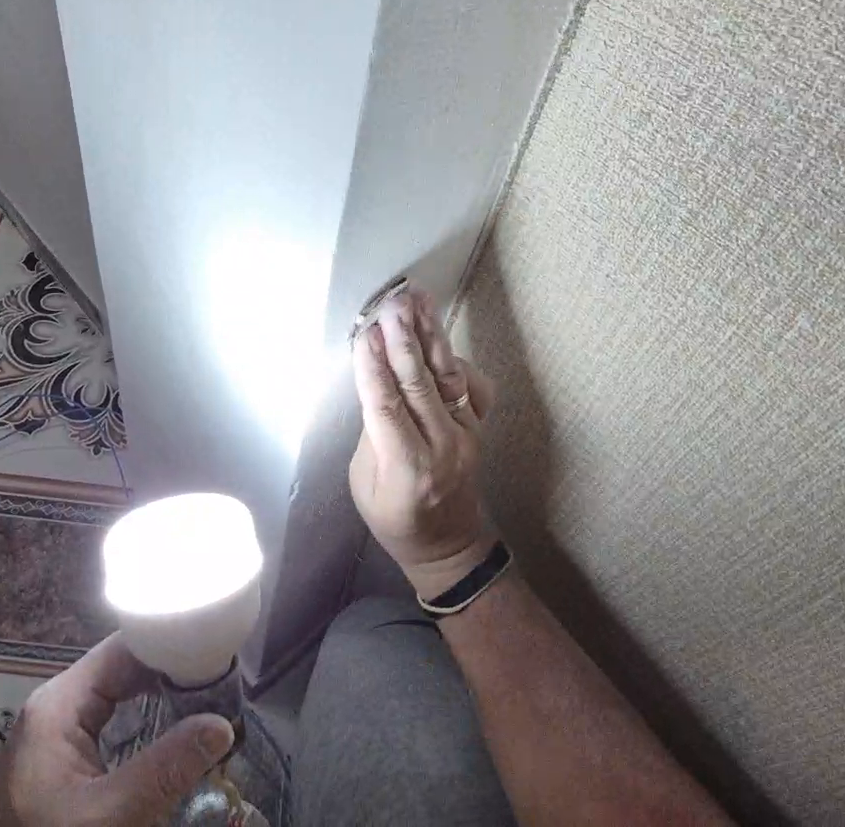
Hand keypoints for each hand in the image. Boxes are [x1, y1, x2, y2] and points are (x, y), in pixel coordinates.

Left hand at [0, 633, 234, 826]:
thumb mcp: (110, 816)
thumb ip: (165, 769)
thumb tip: (223, 725)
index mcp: (57, 704)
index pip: (122, 649)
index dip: (170, 643)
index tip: (215, 650)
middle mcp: (54, 706)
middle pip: (121, 667)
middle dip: (170, 668)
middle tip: (221, 675)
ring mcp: (54, 733)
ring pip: (117, 693)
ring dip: (160, 692)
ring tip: (208, 693)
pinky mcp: (60, 759)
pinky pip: (108, 719)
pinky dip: (143, 716)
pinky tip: (172, 724)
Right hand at [349, 287, 498, 597]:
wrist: (448, 543)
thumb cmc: (394, 519)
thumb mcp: (364, 484)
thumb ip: (372, 434)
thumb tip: (376, 383)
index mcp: (407, 468)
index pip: (386, 406)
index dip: (374, 366)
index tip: (364, 332)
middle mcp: (443, 446)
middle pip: (420, 383)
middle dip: (403, 339)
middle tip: (392, 303)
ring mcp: (468, 434)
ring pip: (447, 375)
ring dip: (430, 334)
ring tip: (417, 300)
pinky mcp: (480, 427)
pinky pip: (471, 384)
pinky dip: (454, 358)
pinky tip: (437, 335)